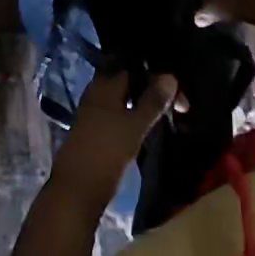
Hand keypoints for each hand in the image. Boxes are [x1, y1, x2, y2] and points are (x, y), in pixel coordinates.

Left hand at [52, 72, 175, 206]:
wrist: (77, 187)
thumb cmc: (106, 152)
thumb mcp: (134, 126)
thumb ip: (152, 101)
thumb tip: (171, 75)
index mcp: (104, 85)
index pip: (132, 67)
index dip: (155, 74)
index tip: (177, 88)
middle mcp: (97, 93)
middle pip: (127, 82)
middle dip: (150, 88)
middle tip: (177, 101)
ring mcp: (94, 111)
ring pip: (123, 98)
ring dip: (143, 103)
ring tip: (169, 112)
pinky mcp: (96, 129)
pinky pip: (118, 113)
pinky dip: (134, 115)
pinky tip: (149, 125)